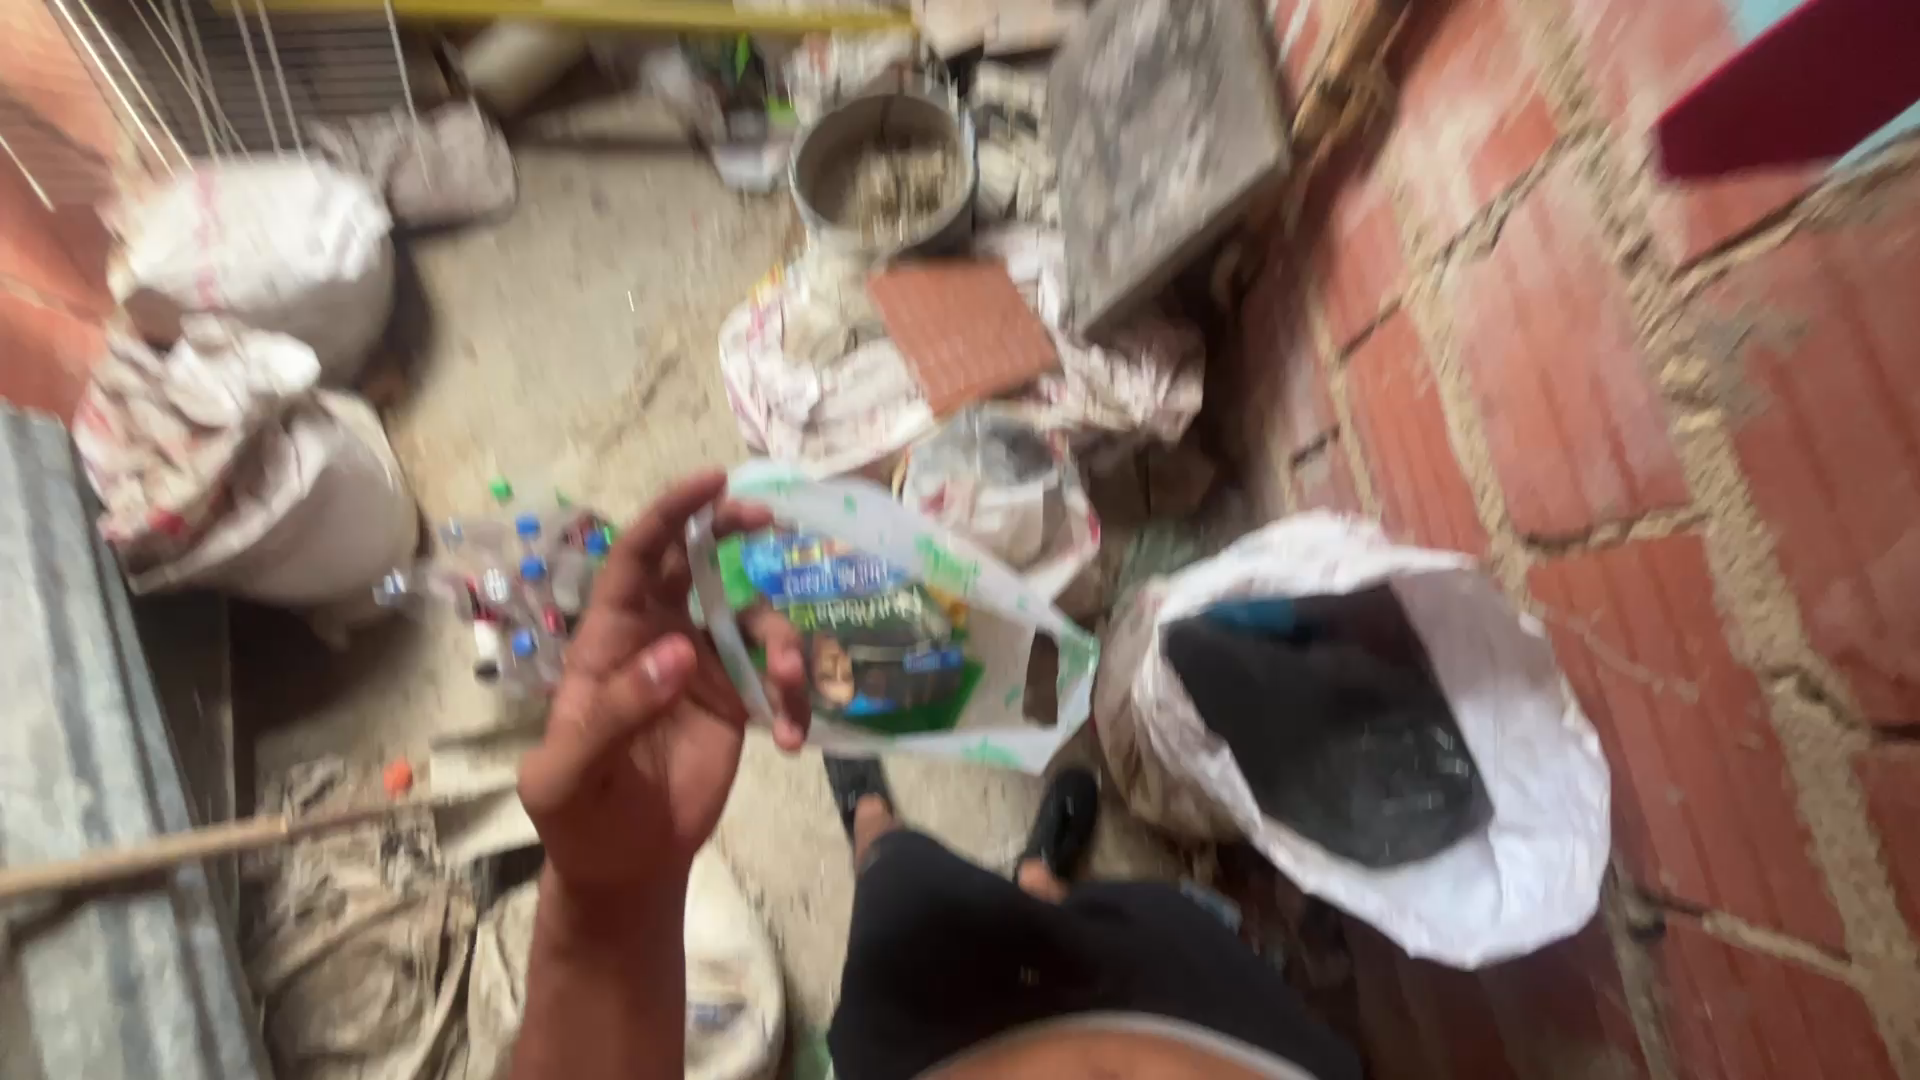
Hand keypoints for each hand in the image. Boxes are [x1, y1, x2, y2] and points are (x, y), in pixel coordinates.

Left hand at [517, 471, 811, 903]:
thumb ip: (613, 712)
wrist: (628, 862)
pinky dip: (797, 699)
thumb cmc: (580, 814)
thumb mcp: (567, 774)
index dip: (671, 515)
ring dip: (782, 647)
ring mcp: (706, 666)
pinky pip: (782, 676)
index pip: (636, 559)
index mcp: (610, 639)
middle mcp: (662, 637)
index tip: (713, 483)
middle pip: (698, 563)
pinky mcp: (742, 698)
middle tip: (769, 520)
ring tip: (786, 691)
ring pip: (757, 621)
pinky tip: (790, 738)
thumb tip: (682, 651)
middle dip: (732, 531)